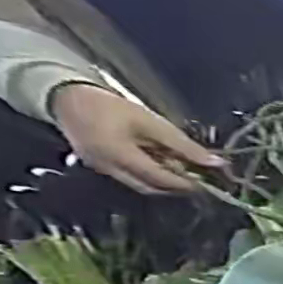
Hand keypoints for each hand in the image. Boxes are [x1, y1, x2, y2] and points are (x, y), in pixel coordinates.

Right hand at [49, 83, 223, 195]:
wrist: (65, 96)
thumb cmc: (110, 107)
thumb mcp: (152, 123)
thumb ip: (184, 146)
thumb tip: (217, 163)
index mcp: (118, 155)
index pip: (161, 179)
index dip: (187, 183)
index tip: (209, 181)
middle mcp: (106, 167)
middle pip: (151, 187)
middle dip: (176, 185)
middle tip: (197, 175)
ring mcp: (100, 169)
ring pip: (141, 184)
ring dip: (164, 180)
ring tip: (179, 165)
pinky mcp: (99, 166)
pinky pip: (130, 177)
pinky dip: (149, 174)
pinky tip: (160, 161)